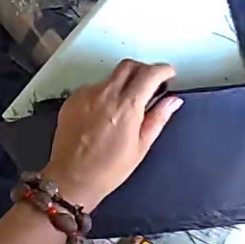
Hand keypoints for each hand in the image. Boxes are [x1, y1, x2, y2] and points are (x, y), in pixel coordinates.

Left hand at [43, 60, 182, 209]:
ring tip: (124, 106)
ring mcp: (86, 95)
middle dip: (143, 69)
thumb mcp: (141, 146)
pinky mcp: (72, 100)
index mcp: (126, 107)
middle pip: (129, 65)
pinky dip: (103, 93)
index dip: (163, 70)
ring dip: (122, 83)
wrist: (72, 178)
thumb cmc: (106, 169)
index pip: (150, 73)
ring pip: (110, 76)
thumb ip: (158, 118)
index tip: (168, 74)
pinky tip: (104, 113)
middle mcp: (105, 95)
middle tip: (150, 83)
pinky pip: (93, 87)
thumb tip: (172, 102)